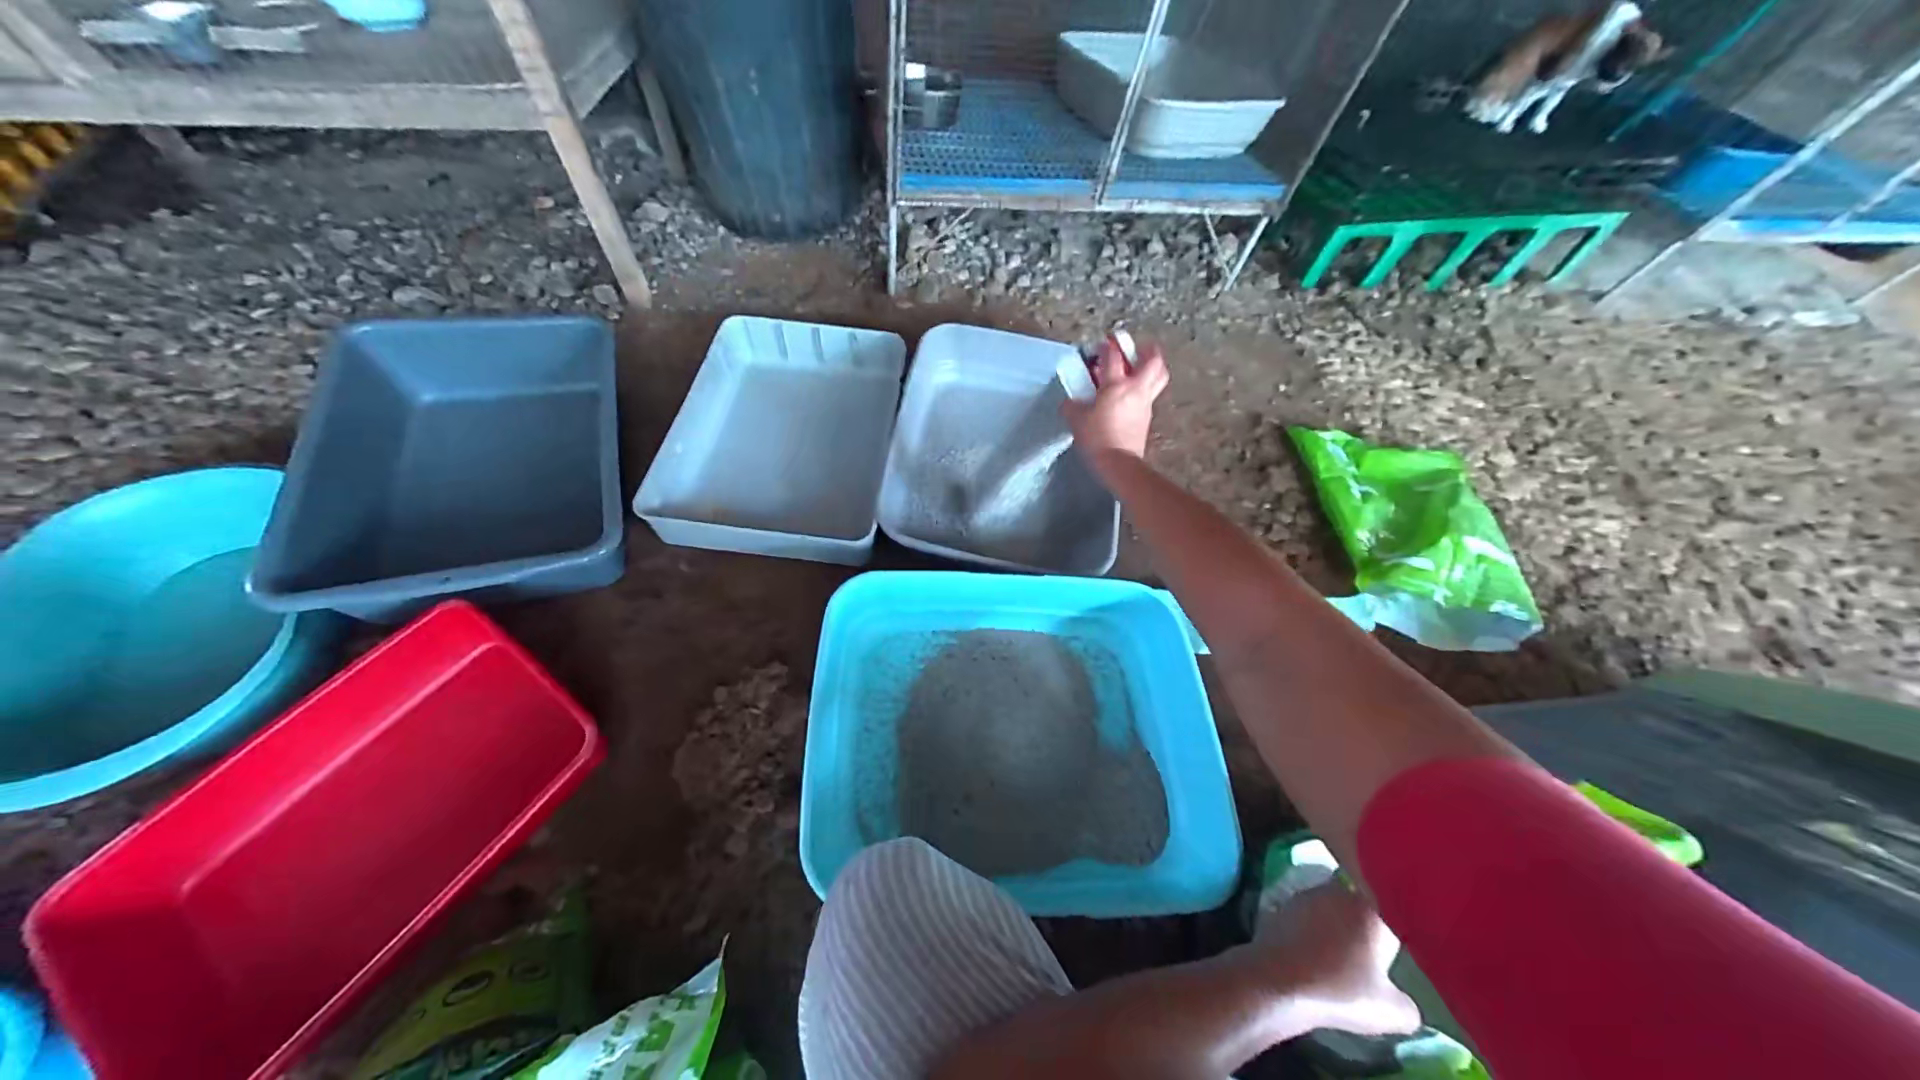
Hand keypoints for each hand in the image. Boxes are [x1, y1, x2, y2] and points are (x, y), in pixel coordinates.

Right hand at [1061, 335, 1169, 461]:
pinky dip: (1143, 387)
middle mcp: (1135, 389)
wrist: (1119, 463)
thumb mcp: (1077, 420)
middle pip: (1153, 361)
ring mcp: (1144, 403)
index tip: (1102, 344)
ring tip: (1138, 367)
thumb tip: (1071, 402)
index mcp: (1116, 386)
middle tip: (1135, 348)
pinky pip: (1149, 394)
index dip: (1107, 347)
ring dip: (1150, 367)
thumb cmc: (1097, 438)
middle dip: (1147, 349)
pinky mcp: (1147, 416)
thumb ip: (1072, 406)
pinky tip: (1128, 393)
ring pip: (1158, 376)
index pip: (1112, 357)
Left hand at [1251, 877, 1419, 1036]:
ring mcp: (1309, 894)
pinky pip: (1308, 911)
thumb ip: (1408, 1006)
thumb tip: (1407, 1005)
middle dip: (1367, 915)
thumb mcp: (1390, 1012)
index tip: (1402, 934)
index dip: (1400, 917)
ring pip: (1332, 901)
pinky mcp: (1284, 903)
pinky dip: (1314, 924)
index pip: (1394, 903)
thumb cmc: (1341, 990)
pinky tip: (1315, 946)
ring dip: (1338, 918)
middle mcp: (1341, 892)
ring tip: (1343, 947)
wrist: (1280, 979)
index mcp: (1373, 909)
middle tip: (1374, 943)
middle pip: (1361, 896)